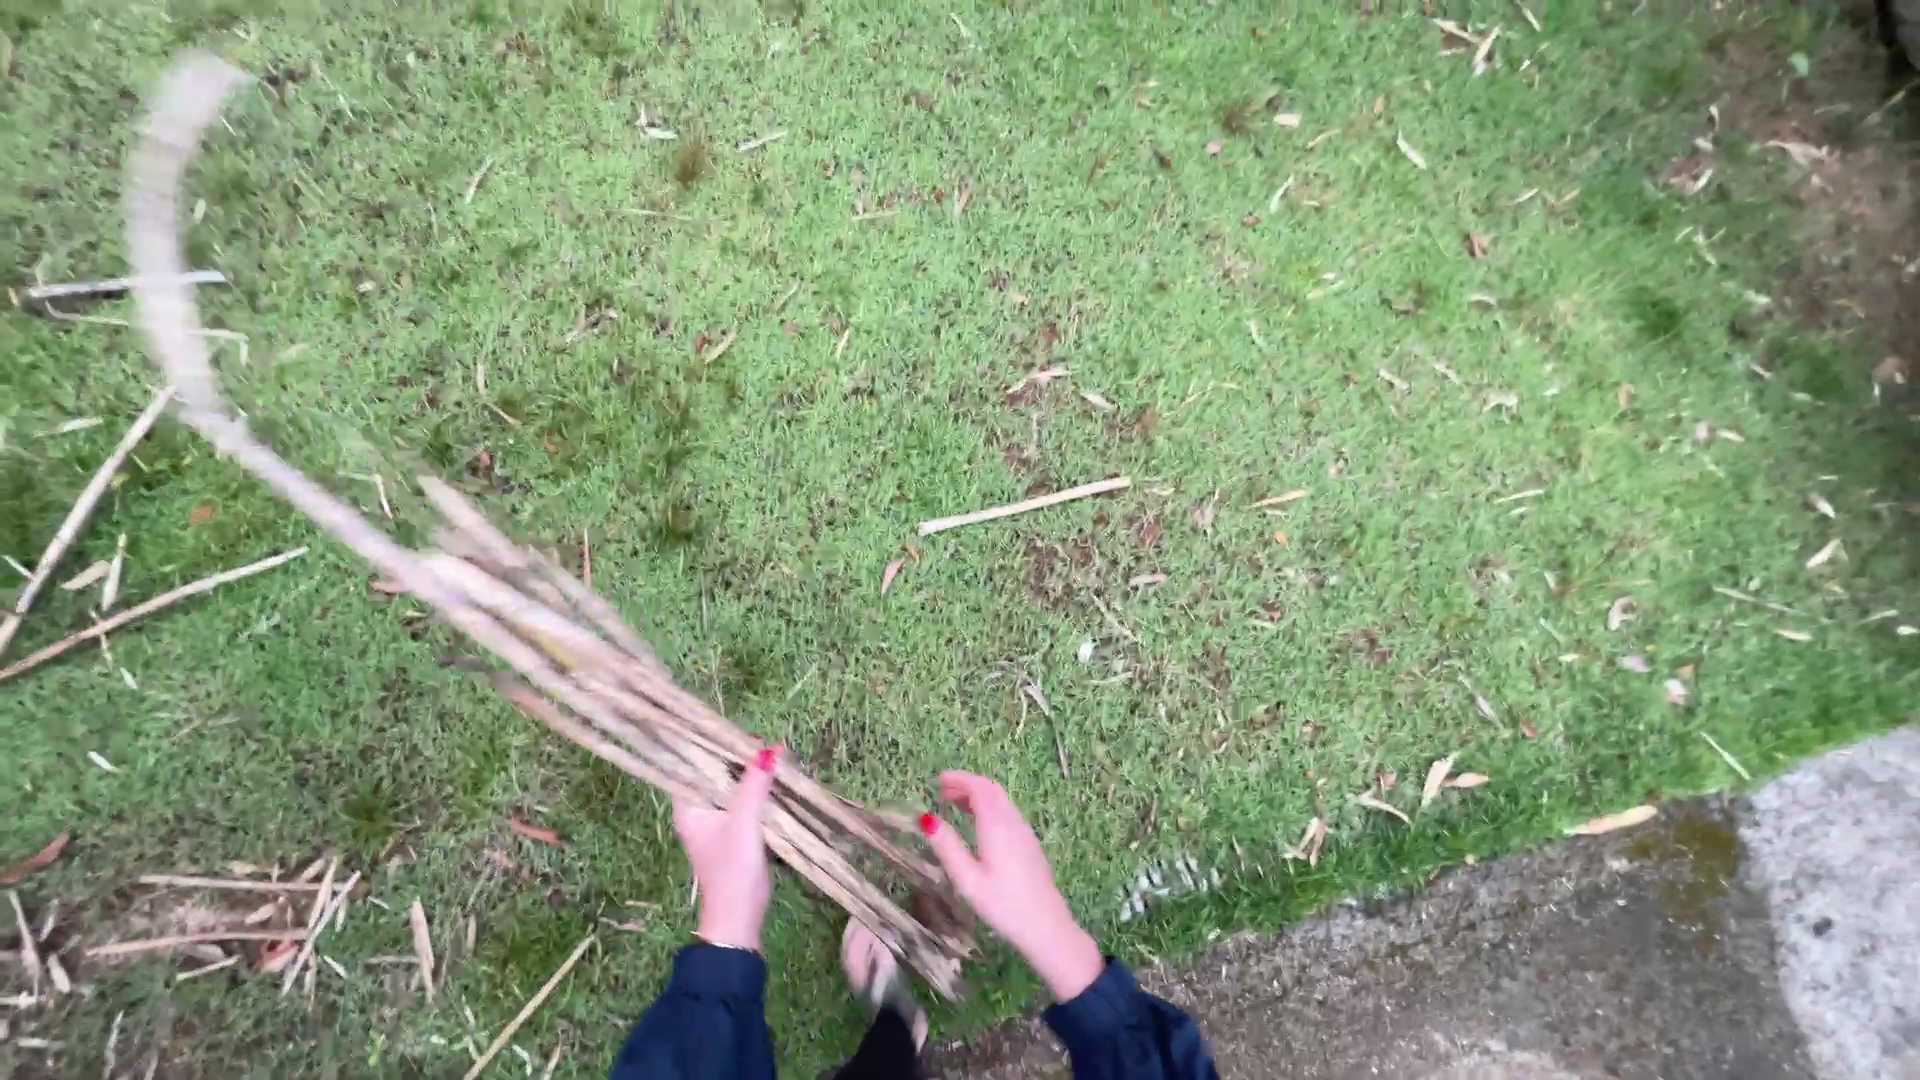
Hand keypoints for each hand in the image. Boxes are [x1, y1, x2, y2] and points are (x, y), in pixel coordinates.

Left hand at [672, 746, 779, 950]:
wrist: (739, 917)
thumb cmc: (732, 869)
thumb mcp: (744, 822)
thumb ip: (755, 784)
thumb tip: (770, 749)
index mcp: (688, 805)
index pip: (696, 763)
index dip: (717, 744)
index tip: (745, 735)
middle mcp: (699, 808)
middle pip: (718, 771)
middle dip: (742, 757)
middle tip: (768, 744)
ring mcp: (718, 819)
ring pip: (734, 785)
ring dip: (754, 772)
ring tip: (778, 756)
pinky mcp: (736, 829)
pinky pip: (746, 799)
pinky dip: (760, 789)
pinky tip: (778, 778)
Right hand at [921, 771, 1104, 1000]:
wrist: (1046, 926)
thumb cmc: (1003, 905)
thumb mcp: (968, 880)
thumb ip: (947, 848)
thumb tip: (927, 819)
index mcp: (996, 825)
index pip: (979, 788)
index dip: (959, 779)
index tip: (938, 780)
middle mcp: (1013, 821)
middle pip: (991, 789)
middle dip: (967, 784)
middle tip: (942, 792)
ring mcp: (1024, 831)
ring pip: (1001, 800)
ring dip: (978, 795)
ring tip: (955, 805)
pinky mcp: (1029, 843)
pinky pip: (1007, 812)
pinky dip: (989, 806)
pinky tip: (978, 824)